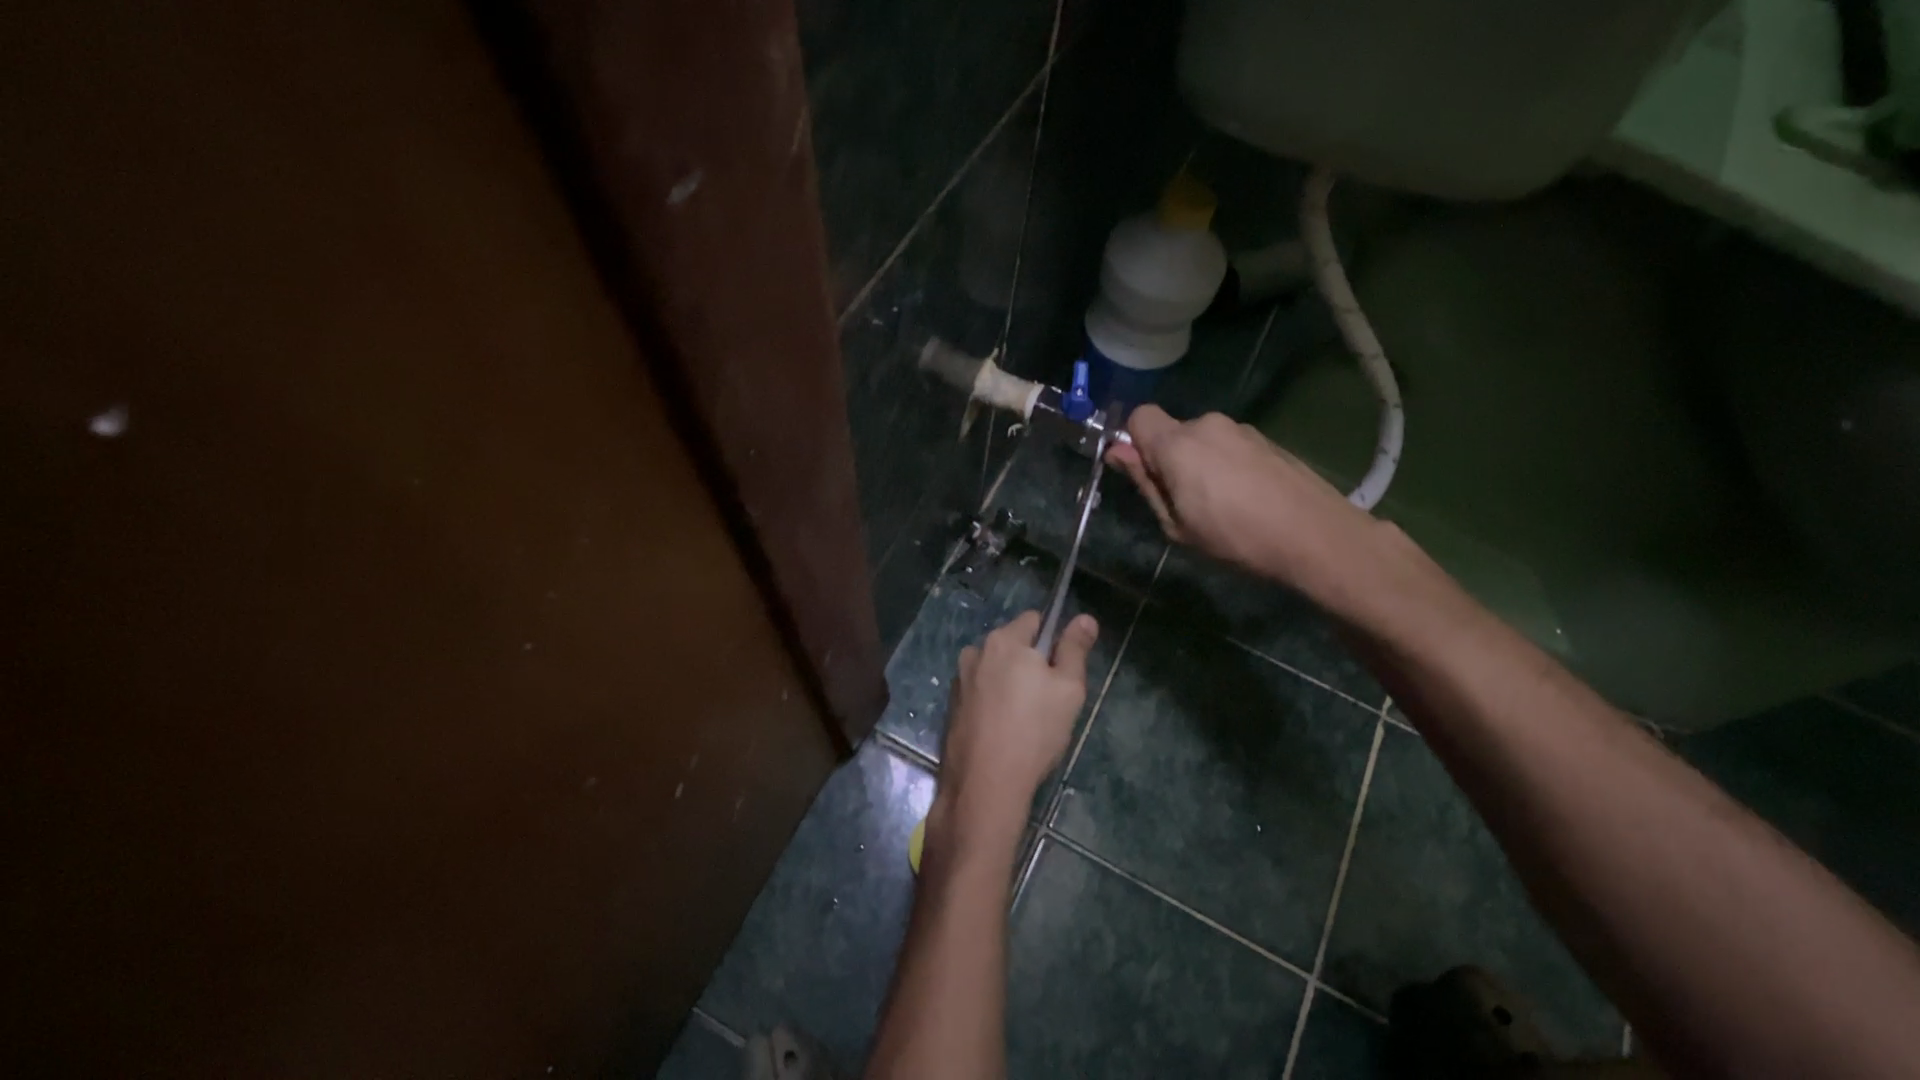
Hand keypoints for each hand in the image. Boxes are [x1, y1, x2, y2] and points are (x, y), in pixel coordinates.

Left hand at [932, 610, 1097, 846]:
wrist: (985, 782)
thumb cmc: (1034, 731)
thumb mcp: (1068, 689)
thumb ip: (1075, 649)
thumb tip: (1084, 618)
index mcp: (1004, 640)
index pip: (1034, 619)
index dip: (1052, 640)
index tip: (1061, 670)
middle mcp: (975, 651)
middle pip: (1012, 645)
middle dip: (1030, 663)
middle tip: (1048, 699)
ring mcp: (959, 680)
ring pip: (994, 669)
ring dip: (1009, 682)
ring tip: (1024, 719)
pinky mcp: (951, 706)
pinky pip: (980, 692)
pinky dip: (992, 702)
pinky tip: (1002, 730)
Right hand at [1106, 405, 1380, 594]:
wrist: (1315, 536)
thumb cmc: (1235, 538)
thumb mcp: (1177, 525)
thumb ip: (1146, 483)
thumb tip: (1116, 453)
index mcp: (1178, 444)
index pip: (1139, 417)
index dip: (1134, 443)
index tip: (1145, 476)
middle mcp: (1207, 425)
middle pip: (1172, 431)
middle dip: (1169, 459)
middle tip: (1184, 502)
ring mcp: (1241, 430)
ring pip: (1202, 440)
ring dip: (1201, 464)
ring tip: (1221, 505)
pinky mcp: (1267, 440)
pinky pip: (1230, 447)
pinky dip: (1227, 466)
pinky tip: (1247, 499)